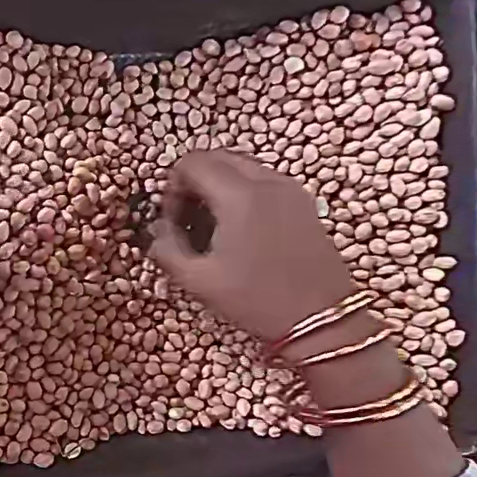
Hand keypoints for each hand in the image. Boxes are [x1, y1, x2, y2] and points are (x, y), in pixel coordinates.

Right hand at [145, 152, 355, 339]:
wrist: (322, 319)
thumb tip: (155, 230)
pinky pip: (263, 180)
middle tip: (188, 220)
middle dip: (194, 182)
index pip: (192, 163)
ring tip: (213, 226)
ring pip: (241, 166)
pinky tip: (240, 230)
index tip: (173, 222)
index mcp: (239, 195)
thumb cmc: (257, 301)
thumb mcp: (200, 282)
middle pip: (217, 157)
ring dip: (218, 185)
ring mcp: (290, 189)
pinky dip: (242, 192)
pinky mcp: (304, 203)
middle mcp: (267, 181)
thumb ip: (167, 250)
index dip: (172, 188)